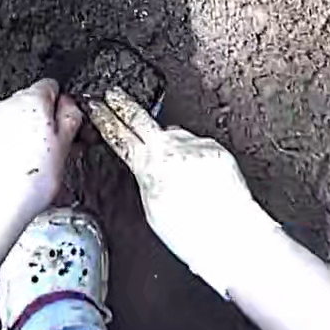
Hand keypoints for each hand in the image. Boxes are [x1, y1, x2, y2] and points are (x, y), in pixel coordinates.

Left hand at [0, 79, 82, 235]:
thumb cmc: (29, 183)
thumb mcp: (65, 147)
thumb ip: (70, 118)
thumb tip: (69, 106)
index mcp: (31, 102)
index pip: (50, 86)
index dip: (61, 106)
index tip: (65, 123)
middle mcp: (5, 107)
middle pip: (29, 104)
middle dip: (41, 122)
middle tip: (52, 149)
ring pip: (10, 122)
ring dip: (21, 136)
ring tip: (30, 166)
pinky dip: (1, 149)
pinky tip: (10, 171)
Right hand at [86, 89, 277, 294]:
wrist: (233, 235)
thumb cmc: (192, 234)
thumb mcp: (152, 209)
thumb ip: (146, 177)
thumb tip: (146, 163)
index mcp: (149, 167)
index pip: (119, 135)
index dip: (104, 118)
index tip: (95, 106)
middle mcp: (171, 148)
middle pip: (139, 117)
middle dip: (122, 104)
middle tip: (112, 95)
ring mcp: (194, 144)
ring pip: (174, 135)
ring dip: (170, 145)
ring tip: (179, 175)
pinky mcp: (214, 147)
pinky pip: (197, 146)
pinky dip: (194, 157)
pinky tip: (200, 179)